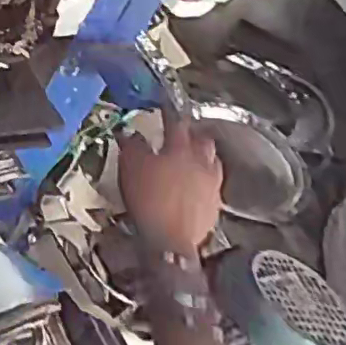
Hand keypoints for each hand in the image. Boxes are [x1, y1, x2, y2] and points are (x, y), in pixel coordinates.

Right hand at [117, 115, 222, 252]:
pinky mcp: (215, 204)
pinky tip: (193, 179)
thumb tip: (132, 132)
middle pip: (203, 140)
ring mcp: (212, 184)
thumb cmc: (147, 197)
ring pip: (212, 160)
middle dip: (193, 132)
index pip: (177, 123)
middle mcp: (202, 163)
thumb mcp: (131, 166)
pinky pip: (212, 181)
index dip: (170, 111)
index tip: (164, 104)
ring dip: (202, 153)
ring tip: (190, 153)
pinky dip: (204, 175)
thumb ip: (133, 145)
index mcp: (180, 150)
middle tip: (180, 129)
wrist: (169, 240)